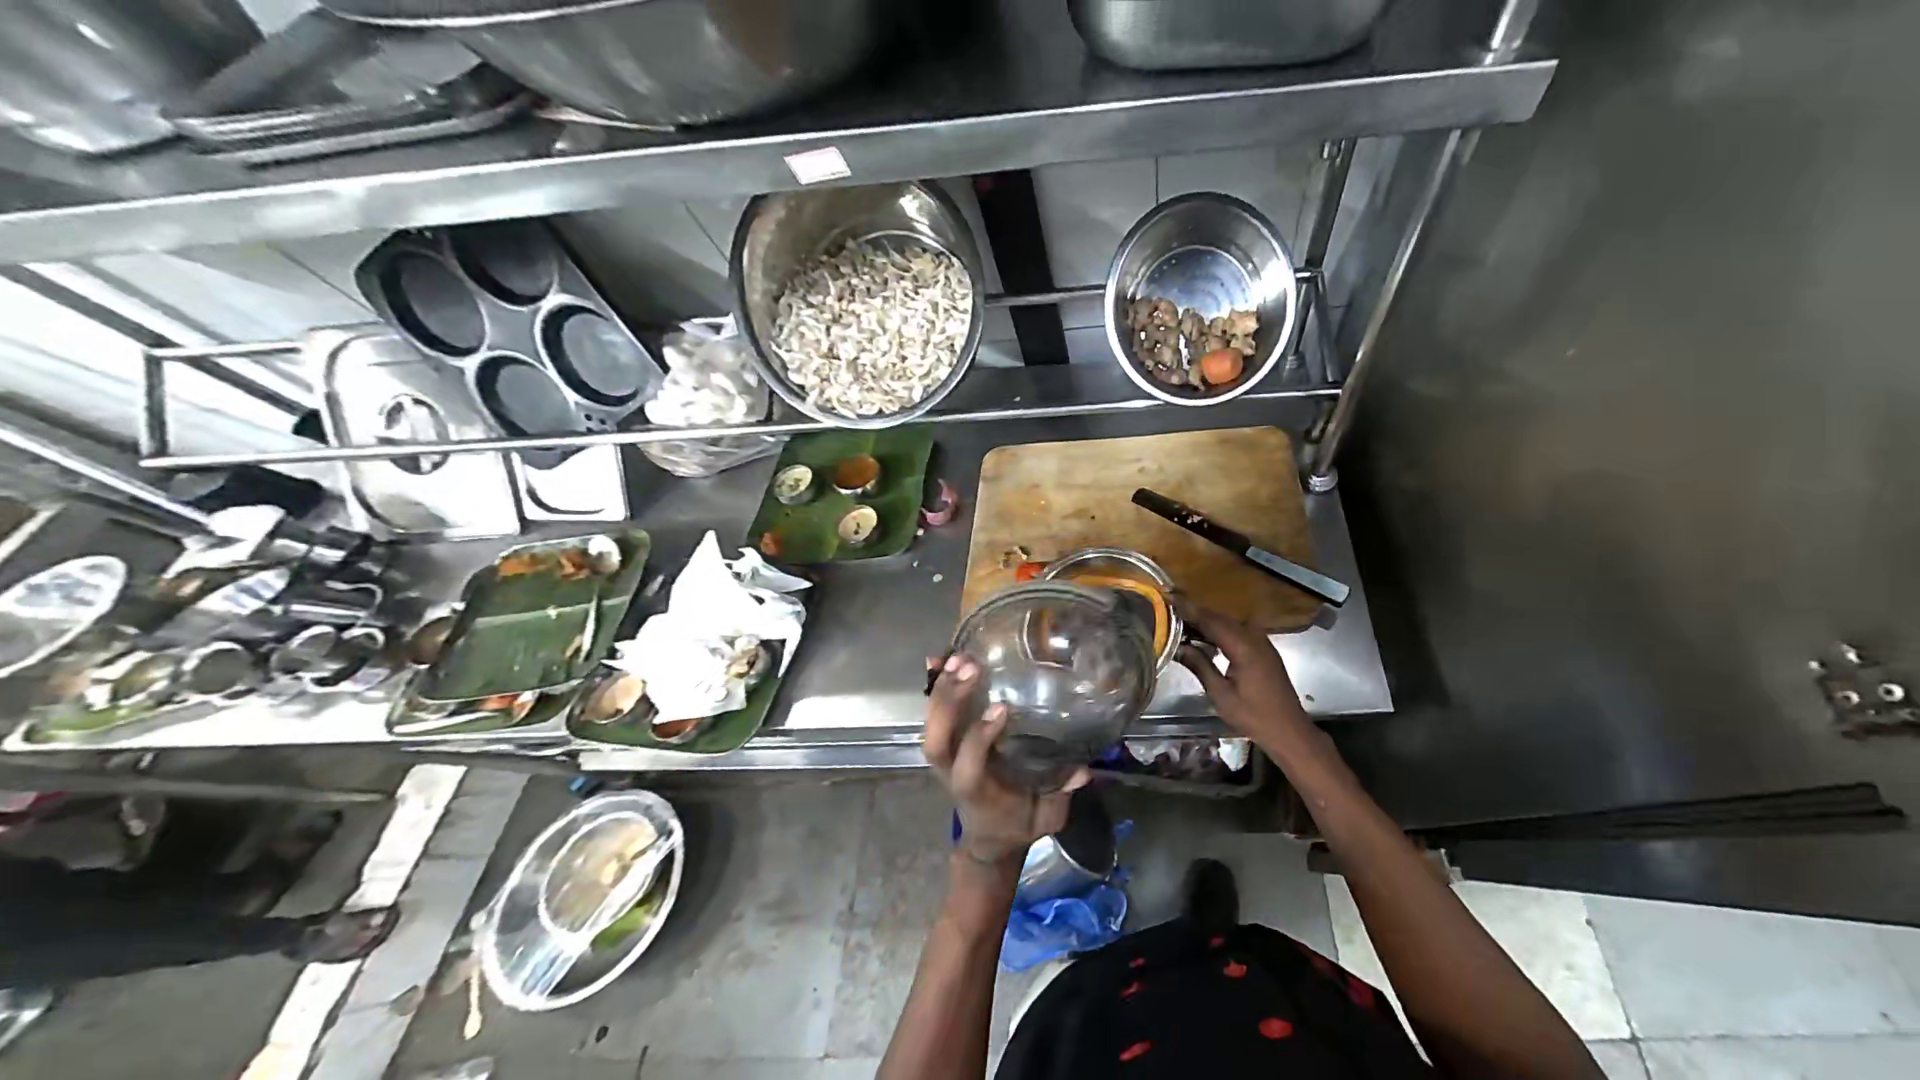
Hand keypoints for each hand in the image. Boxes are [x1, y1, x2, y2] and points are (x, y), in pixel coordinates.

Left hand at [924, 654, 1088, 865]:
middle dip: (949, 704)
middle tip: (971, 669)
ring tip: (958, 658)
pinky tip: (937, 659)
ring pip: (931, 726)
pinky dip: (934, 687)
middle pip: (937, 742)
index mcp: (977, 792)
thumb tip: (1082, 770)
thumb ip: (1061, 796)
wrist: (989, 837)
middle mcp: (953, 773)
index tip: (1001, 708)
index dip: (979, 738)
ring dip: (942, 690)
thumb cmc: (1018, 823)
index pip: (968, 767)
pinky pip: (932, 716)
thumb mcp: (1046, 817)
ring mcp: (945, 759)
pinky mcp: (946, 744)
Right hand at [1175, 599, 1311, 743]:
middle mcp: (1255, 638)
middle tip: (1170, 609)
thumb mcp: (1221, 694)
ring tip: (1182, 621)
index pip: (1211, 621)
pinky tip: (1205, 636)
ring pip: (1230, 624)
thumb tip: (1178, 647)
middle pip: (1220, 618)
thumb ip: (1200, 666)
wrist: (1289, 731)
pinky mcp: (1264, 651)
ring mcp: (1262, 643)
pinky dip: (1219, 630)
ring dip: (1207, 621)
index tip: (1169, 597)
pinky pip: (1238, 631)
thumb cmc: (1253, 716)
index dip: (1189, 609)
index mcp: (1244, 647)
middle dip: (1195, 613)